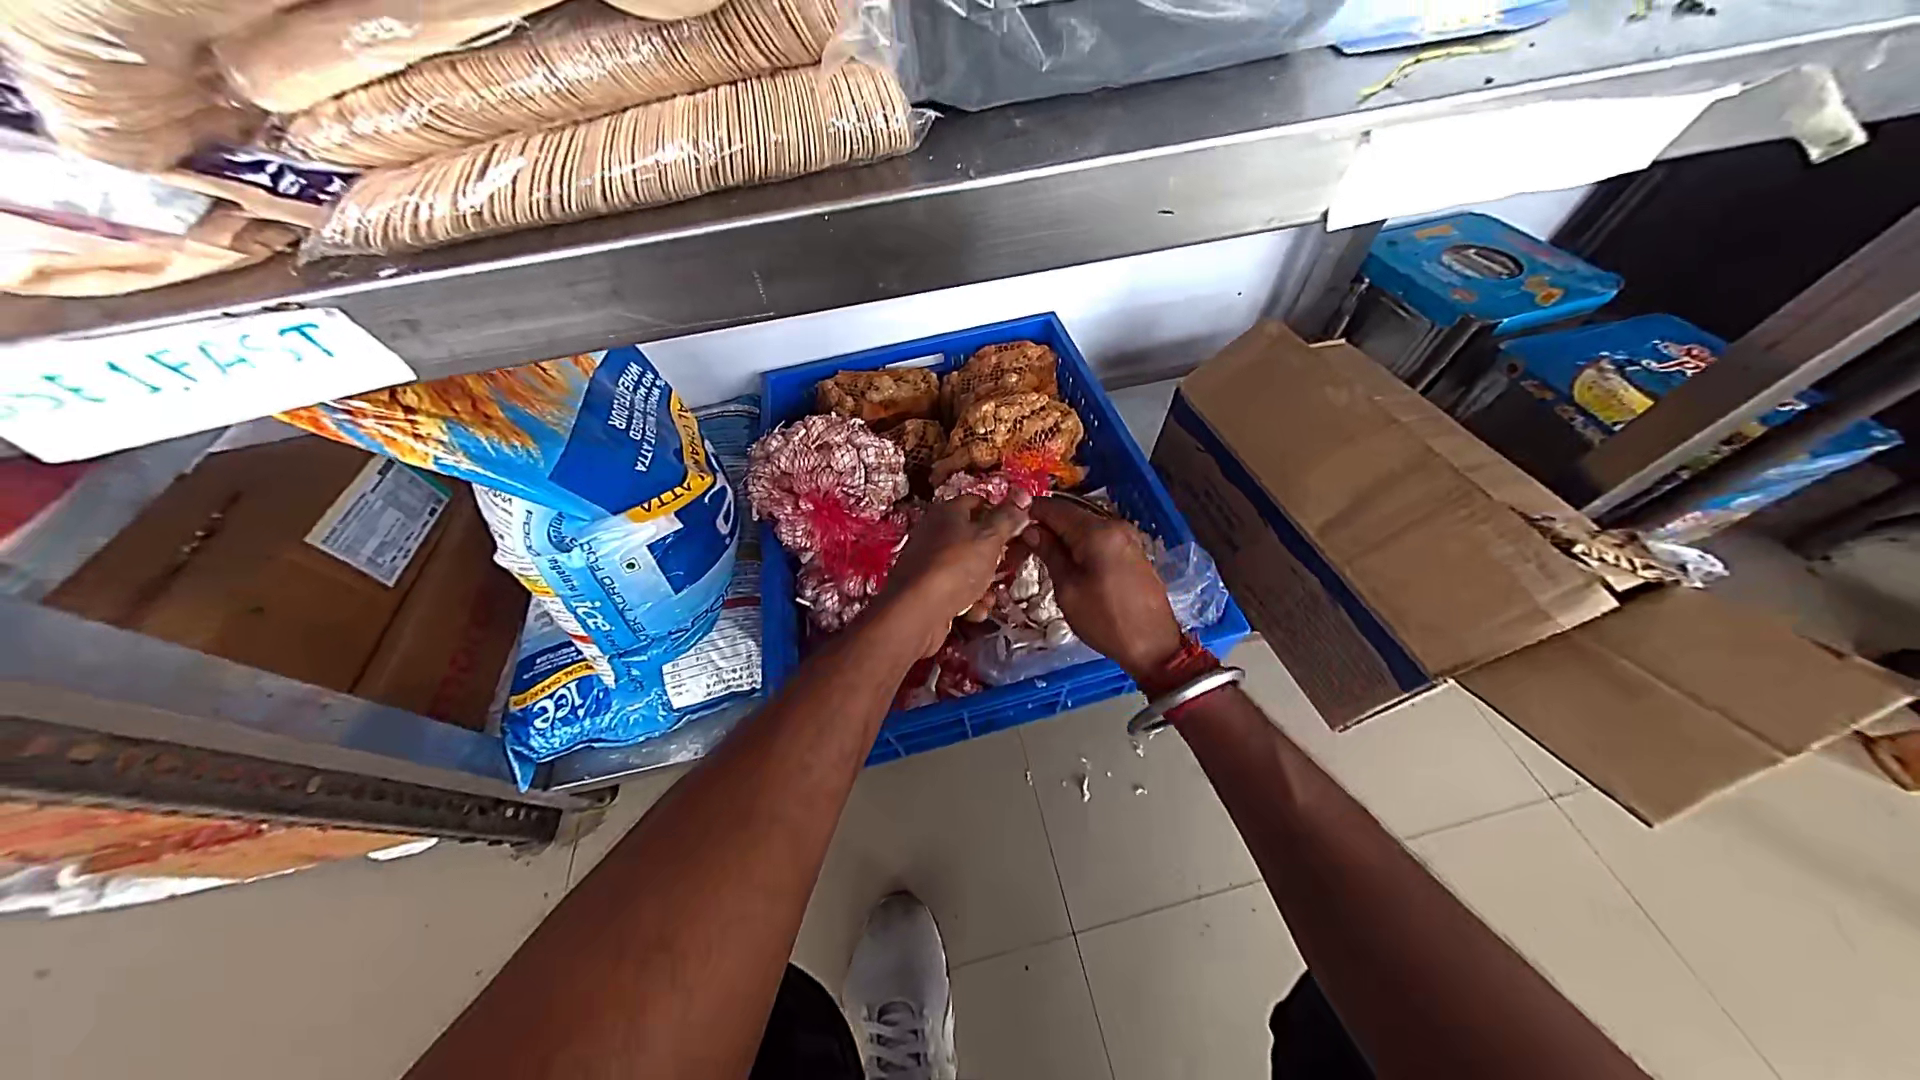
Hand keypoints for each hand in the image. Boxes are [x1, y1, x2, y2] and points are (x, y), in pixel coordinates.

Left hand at [872, 491, 1031, 656]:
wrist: (918, 610)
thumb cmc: (956, 566)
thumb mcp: (989, 538)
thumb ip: (1007, 518)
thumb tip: (1021, 497)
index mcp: (947, 513)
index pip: (977, 502)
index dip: (999, 513)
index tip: (1018, 528)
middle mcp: (934, 535)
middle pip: (973, 539)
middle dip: (994, 556)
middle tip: (1008, 565)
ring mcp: (929, 565)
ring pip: (968, 570)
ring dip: (984, 585)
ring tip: (990, 594)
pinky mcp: (928, 592)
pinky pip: (957, 592)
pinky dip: (969, 602)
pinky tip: (974, 610)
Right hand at [1021, 497, 1183, 679]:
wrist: (1154, 645)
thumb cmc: (1105, 620)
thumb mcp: (1068, 589)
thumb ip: (1049, 553)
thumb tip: (1030, 530)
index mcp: (1097, 532)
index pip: (1054, 508)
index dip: (1029, 513)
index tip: (1009, 527)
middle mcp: (1114, 525)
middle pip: (1070, 515)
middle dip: (1044, 526)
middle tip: (1021, 546)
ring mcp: (1126, 537)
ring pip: (1083, 526)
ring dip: (1061, 536)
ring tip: (1041, 556)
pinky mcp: (1132, 551)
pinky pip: (1098, 538)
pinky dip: (1079, 544)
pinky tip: (1067, 562)